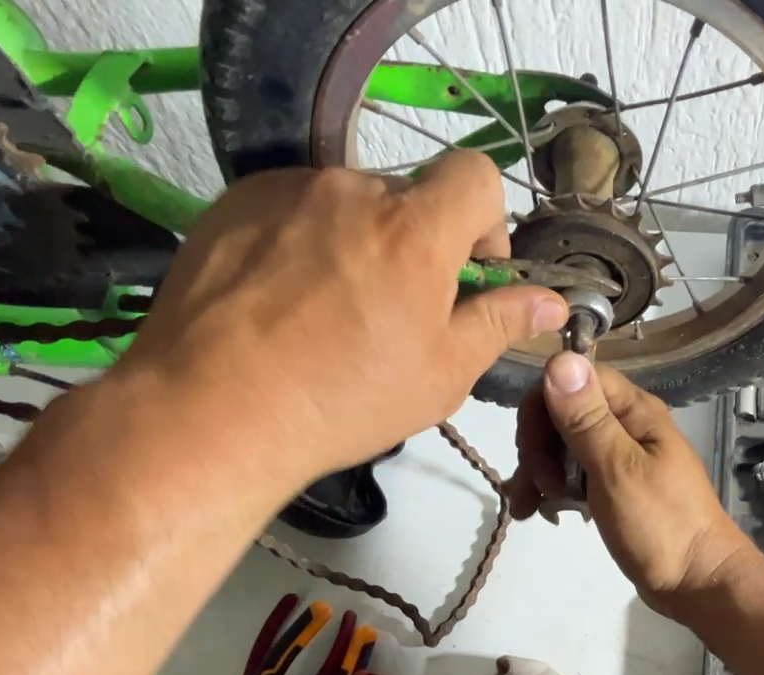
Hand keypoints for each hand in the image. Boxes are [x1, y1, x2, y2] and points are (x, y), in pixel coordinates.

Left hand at [120, 151, 567, 490]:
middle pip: (412, 196)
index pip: (476, 174)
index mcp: (414, 229)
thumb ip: (500, 323)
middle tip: (401, 311)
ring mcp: (288, 191)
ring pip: (352, 205)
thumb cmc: (346, 398)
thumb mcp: (443, 372)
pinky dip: (309, 243)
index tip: (470, 271)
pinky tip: (291, 301)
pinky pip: (297, 209)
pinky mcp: (237, 203)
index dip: (487, 219)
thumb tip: (551, 303)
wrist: (212, 409)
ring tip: (336, 312)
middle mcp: (351, 190)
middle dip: (422, 243)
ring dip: (364, 243)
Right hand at [507, 353, 763, 619]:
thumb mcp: (617, 469)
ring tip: (528, 508)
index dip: (542, 407)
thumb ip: (586, 418)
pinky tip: (539, 513)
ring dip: (537, 472)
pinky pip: (572, 475)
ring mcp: (620, 457)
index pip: (573, 380)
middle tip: (538, 489)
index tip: (531, 450)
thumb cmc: (661, 526)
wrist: (696, 583)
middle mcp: (627, 425)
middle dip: (537, 447)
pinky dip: (551, 490)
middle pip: (562, 413)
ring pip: (562, 446)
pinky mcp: (613, 487)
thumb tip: (560, 358)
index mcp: (634, 411)